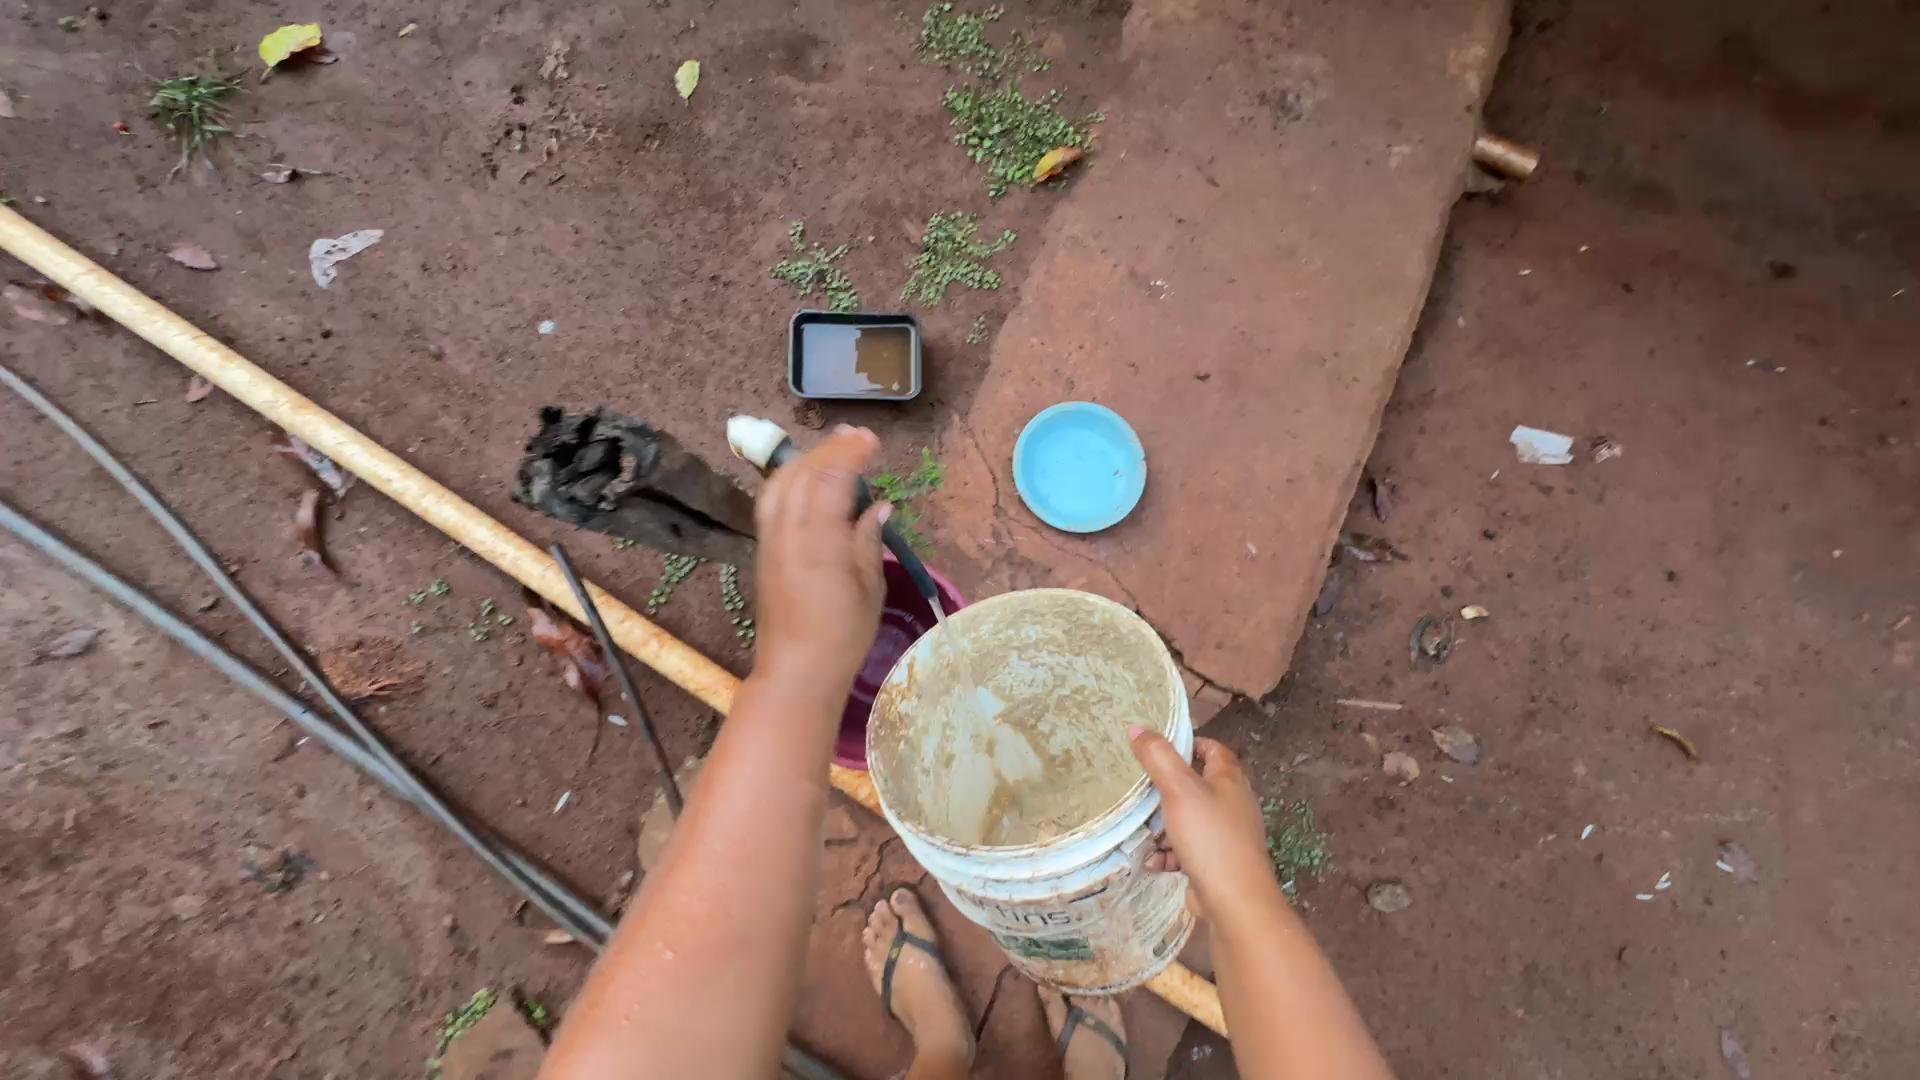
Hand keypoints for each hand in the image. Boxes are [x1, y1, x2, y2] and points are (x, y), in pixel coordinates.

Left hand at [752, 425, 890, 696]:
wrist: (796, 669)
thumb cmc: (843, 634)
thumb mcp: (869, 587)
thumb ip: (868, 540)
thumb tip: (878, 506)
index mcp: (820, 541)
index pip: (831, 479)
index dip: (851, 454)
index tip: (873, 442)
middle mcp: (788, 532)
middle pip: (802, 472)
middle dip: (829, 449)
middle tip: (856, 437)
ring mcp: (771, 540)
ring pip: (780, 483)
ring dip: (806, 459)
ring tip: (832, 449)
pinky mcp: (763, 550)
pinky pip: (772, 500)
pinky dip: (789, 478)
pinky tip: (806, 478)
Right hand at [1129, 727, 1283, 924]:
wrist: (1235, 902)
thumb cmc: (1209, 837)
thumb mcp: (1179, 789)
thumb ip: (1158, 756)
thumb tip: (1137, 728)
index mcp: (1230, 781)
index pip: (1214, 750)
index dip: (1190, 743)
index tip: (1161, 746)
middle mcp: (1233, 805)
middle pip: (1198, 785)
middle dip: (1168, 787)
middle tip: (1143, 786)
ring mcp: (1228, 836)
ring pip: (1190, 819)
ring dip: (1164, 825)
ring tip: (1142, 829)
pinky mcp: (1218, 864)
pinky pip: (1190, 850)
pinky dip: (1171, 853)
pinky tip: (1153, 861)